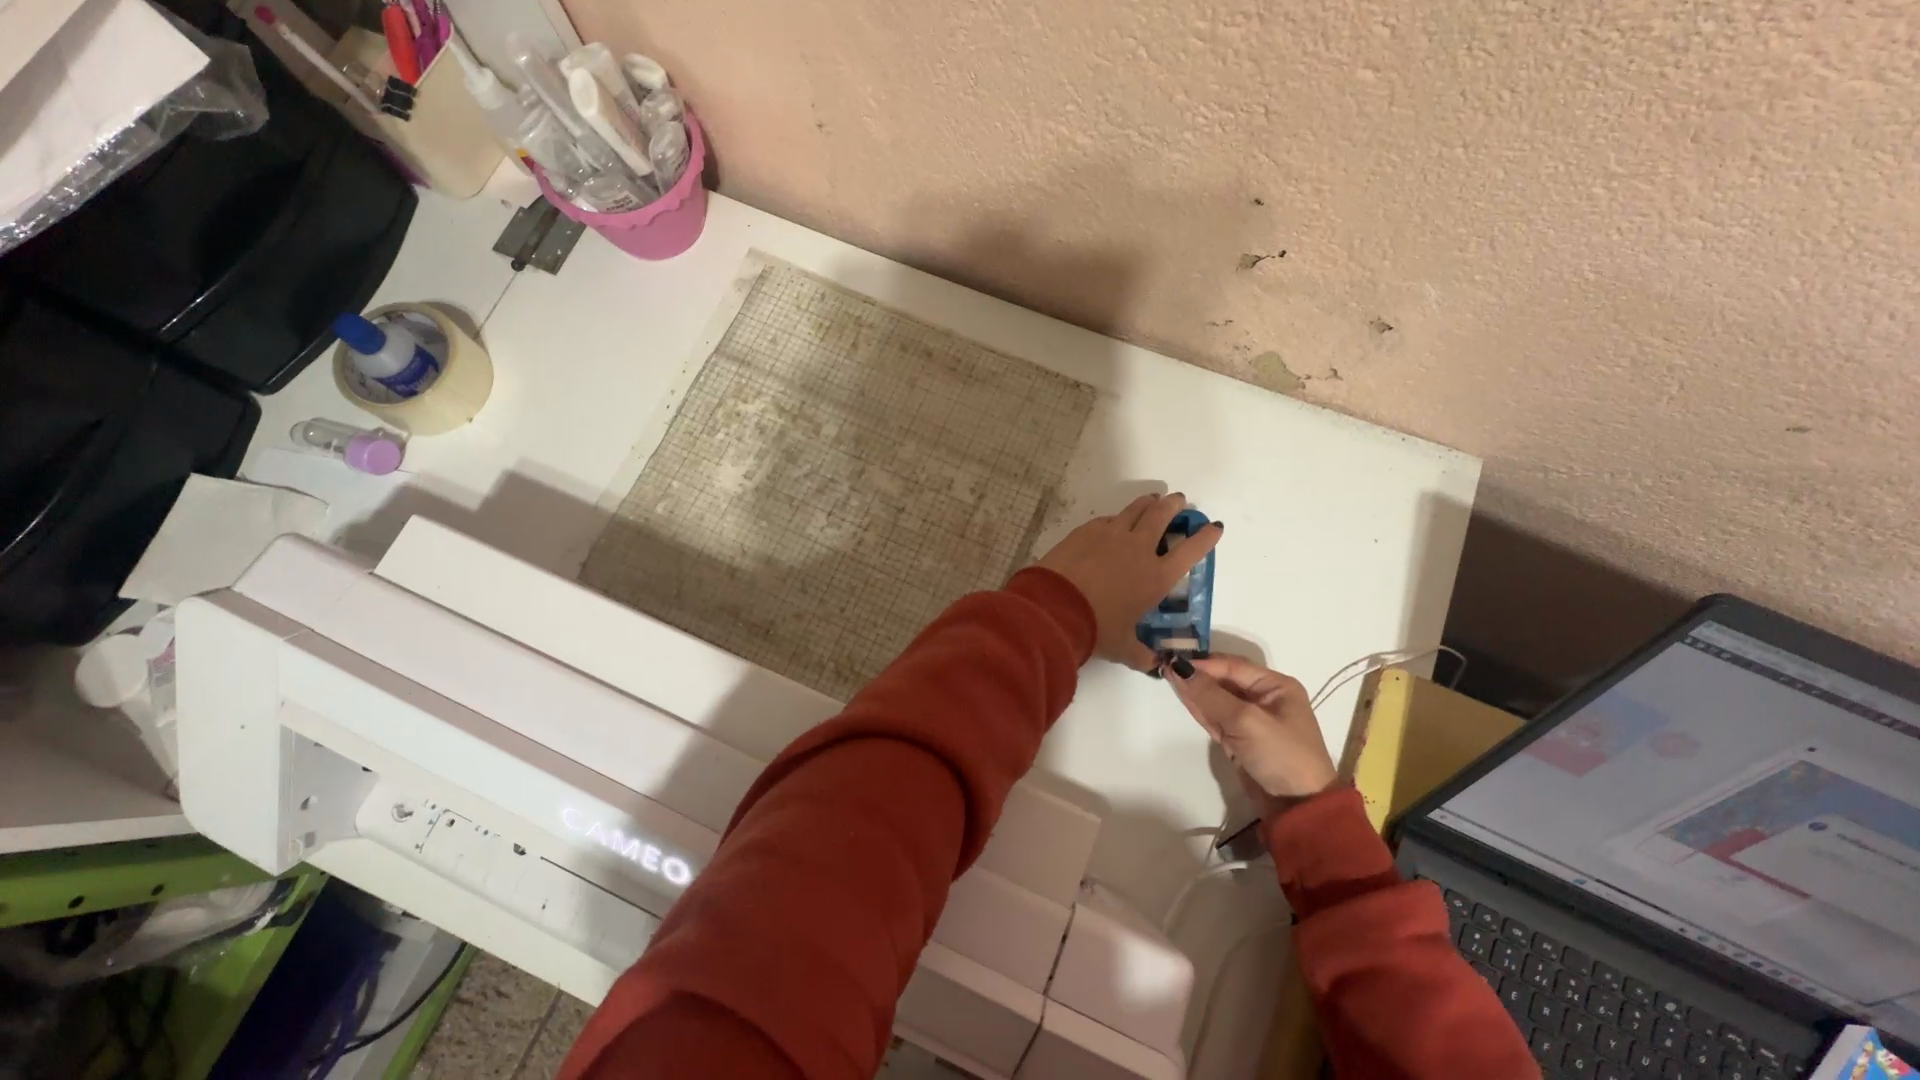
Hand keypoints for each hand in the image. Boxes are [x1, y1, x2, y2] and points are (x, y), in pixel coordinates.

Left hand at [1034, 492, 1222, 669]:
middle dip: (1175, 505)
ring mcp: (1112, 534)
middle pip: (1163, 515)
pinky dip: (1118, 517)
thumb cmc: (1096, 628)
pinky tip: (1115, 522)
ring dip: (1149, 502)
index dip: (1205, 537)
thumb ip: (1142, 655)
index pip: (1191, 551)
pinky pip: (1109, 519)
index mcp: (1157, 576)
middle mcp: (1140, 549)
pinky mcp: (1087, 530)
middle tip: (1179, 500)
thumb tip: (1154, 665)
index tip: (1214, 526)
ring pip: (1136, 508)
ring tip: (1153, 500)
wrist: (1053, 606)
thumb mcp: (1123, 647)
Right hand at [1163, 654, 1337, 803]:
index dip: (1203, 663)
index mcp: (1276, 686)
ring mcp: (1252, 720)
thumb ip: (1210, 694)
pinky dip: (1201, 709)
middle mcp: (1264, 698)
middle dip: (1198, 675)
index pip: (1233, 667)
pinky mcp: (1241, 740)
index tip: (1173, 661)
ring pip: (1218, 700)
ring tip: (1167, 678)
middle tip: (1165, 667)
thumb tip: (1179, 667)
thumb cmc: (1280, 754)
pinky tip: (1183, 697)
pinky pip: (1217, 718)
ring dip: (1196, 691)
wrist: (1297, 806)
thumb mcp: (1245, 720)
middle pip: (1224, 681)